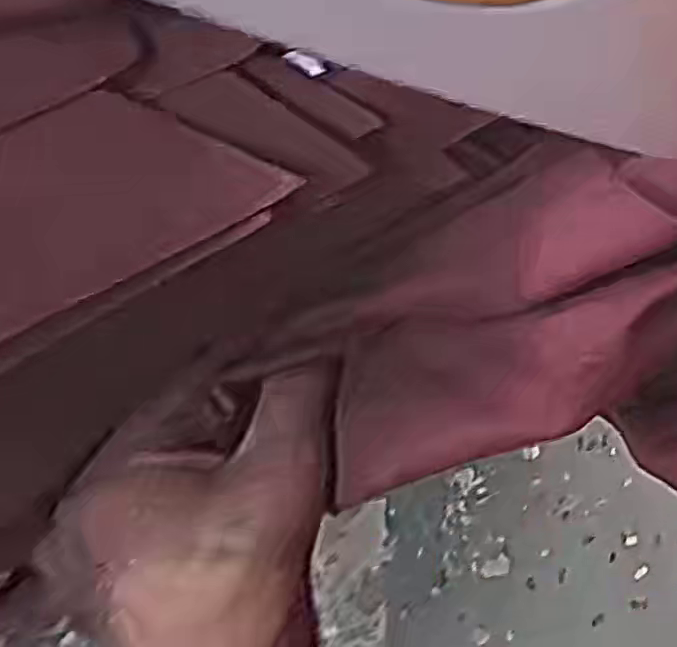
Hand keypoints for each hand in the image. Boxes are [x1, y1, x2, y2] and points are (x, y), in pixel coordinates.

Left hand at [33, 366, 333, 646]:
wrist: (224, 645)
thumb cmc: (241, 570)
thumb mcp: (288, 458)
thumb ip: (299, 390)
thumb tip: (317, 343)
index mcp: (112, 475)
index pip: (197, 382)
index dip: (262, 353)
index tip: (307, 334)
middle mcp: (84, 507)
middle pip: (185, 418)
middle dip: (249, 395)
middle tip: (308, 375)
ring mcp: (92, 543)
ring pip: (179, 454)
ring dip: (234, 432)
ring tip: (285, 424)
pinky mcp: (115, 563)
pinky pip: (173, 488)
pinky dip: (219, 467)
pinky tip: (253, 472)